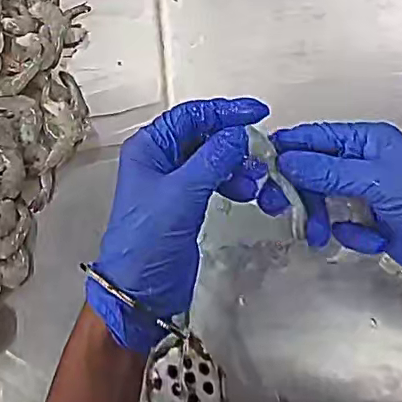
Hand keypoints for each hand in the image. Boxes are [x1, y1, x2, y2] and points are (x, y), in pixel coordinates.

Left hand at [89, 97, 272, 353]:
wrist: (139, 290)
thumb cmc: (148, 239)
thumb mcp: (182, 194)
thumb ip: (212, 160)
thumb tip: (238, 133)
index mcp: (148, 148)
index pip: (189, 116)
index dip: (223, 111)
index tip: (257, 112)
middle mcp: (158, 159)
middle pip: (200, 134)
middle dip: (231, 139)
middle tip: (262, 149)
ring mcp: (171, 181)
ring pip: (209, 158)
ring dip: (234, 163)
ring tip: (256, 178)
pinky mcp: (184, 203)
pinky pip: (212, 180)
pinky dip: (230, 181)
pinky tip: (245, 192)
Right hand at [271, 121, 401, 354]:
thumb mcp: (376, 181)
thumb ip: (325, 170)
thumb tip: (283, 160)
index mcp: (366, 142)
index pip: (312, 137)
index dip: (285, 150)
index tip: (259, 168)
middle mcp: (365, 164)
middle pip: (312, 169)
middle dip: (295, 188)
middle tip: (274, 206)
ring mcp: (372, 195)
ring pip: (324, 198)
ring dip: (317, 215)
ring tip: (316, 234)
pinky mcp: (379, 225)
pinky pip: (346, 224)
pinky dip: (350, 234)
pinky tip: (368, 241)